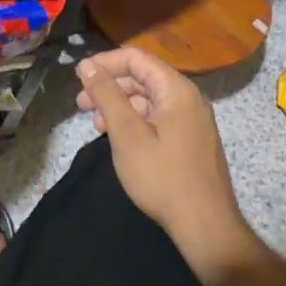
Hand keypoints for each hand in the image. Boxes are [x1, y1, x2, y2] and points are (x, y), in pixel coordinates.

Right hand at [76, 47, 257, 270]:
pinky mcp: (191, 140)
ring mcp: (193, 120)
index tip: (79, 77)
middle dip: (109, 85)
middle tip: (81, 104)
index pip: (136, 58)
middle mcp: (188, 98)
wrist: (206, 227)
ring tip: (96, 124)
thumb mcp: (127, 133)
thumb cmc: (163, 177)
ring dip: (119, 105)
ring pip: (149, 98)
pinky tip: (118, 138)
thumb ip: (107, 94)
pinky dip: (135, 120)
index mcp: (177, 90)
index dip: (105, 62)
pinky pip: (158, 117)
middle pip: (143, 76)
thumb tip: (87, 65)